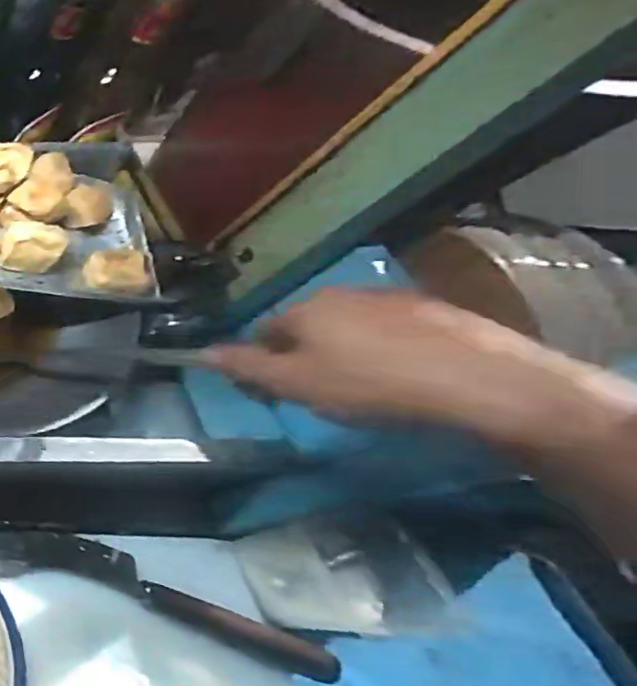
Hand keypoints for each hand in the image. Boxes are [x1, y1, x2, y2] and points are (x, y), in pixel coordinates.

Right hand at [202, 288, 636, 448]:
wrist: (487, 385)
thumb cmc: (371, 385)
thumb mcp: (293, 384)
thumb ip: (244, 367)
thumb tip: (199, 352)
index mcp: (304, 308)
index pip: (262, 333)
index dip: (263, 363)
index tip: (276, 392)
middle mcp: (343, 293)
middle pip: (306, 326)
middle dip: (304, 353)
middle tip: (319, 391)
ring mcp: (395, 299)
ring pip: (350, 327)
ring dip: (347, 350)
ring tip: (366, 386)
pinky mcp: (440, 311)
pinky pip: (393, 331)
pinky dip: (388, 350)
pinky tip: (405, 377)